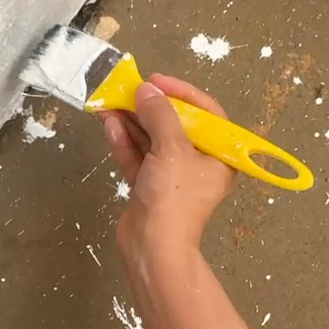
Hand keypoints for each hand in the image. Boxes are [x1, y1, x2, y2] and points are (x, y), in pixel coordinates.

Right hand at [101, 74, 234, 263]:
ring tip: (110, 102)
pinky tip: (109, 124)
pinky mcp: (148, 188)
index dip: (180, 93)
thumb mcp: (171, 149)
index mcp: (218, 155)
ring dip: (130, 121)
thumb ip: (160, 115)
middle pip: (174, 125)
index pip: (205, 113)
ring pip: (151, 140)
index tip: (155, 80)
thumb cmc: (173, 197)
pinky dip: (124, 142)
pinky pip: (138, 158)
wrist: (152, 247)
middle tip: (127, 89)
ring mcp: (171, 177)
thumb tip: (146, 90)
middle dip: (149, 107)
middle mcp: (197, 164)